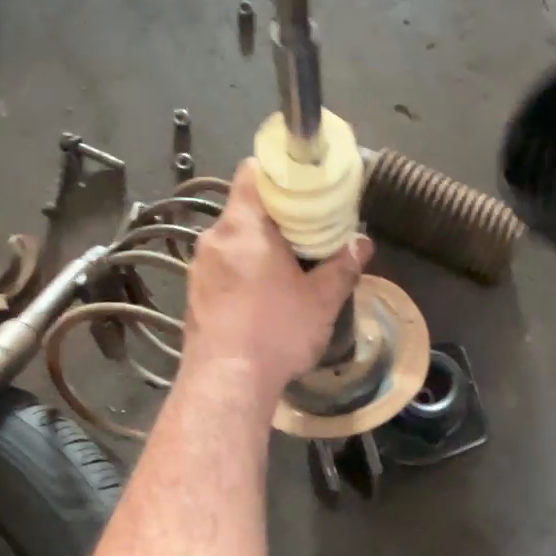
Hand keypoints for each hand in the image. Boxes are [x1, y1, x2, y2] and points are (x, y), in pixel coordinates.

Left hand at [182, 161, 373, 393]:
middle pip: (244, 212)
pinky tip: (262, 303)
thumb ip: (343, 267)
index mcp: (244, 225)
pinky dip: (242, 278)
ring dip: (257, 253)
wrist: (227, 383)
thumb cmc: (276, 331)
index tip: (302, 190)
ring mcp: (198, 270)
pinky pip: (222, 274)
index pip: (251, 173)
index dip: (278, 175)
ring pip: (232, 245)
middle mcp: (213, 239)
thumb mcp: (322, 301)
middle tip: (305, 238)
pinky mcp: (193, 299)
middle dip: (273, 222)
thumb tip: (362, 244)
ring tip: (286, 274)